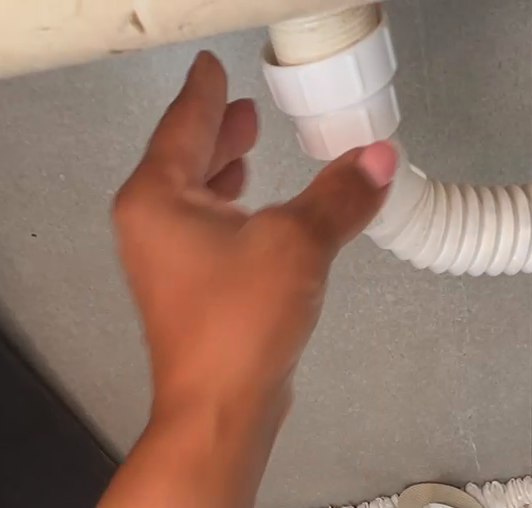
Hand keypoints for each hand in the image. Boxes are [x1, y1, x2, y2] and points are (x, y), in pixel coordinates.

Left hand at [113, 51, 397, 433]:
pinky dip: (230, 218)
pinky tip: (255, 221)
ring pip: (195, 204)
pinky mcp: (190, 301)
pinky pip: (208, 238)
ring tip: (248, 154)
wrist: (219, 411)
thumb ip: (338, 196)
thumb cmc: (239, 326)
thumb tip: (379, 159)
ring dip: (223, 177)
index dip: (206, 94)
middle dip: (217, 135)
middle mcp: (152, 229)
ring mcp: (167, 269)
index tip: (213, 72)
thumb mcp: (297, 245)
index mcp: (158, 199)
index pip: (184, 124)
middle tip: (243, 112)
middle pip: (183, 162)